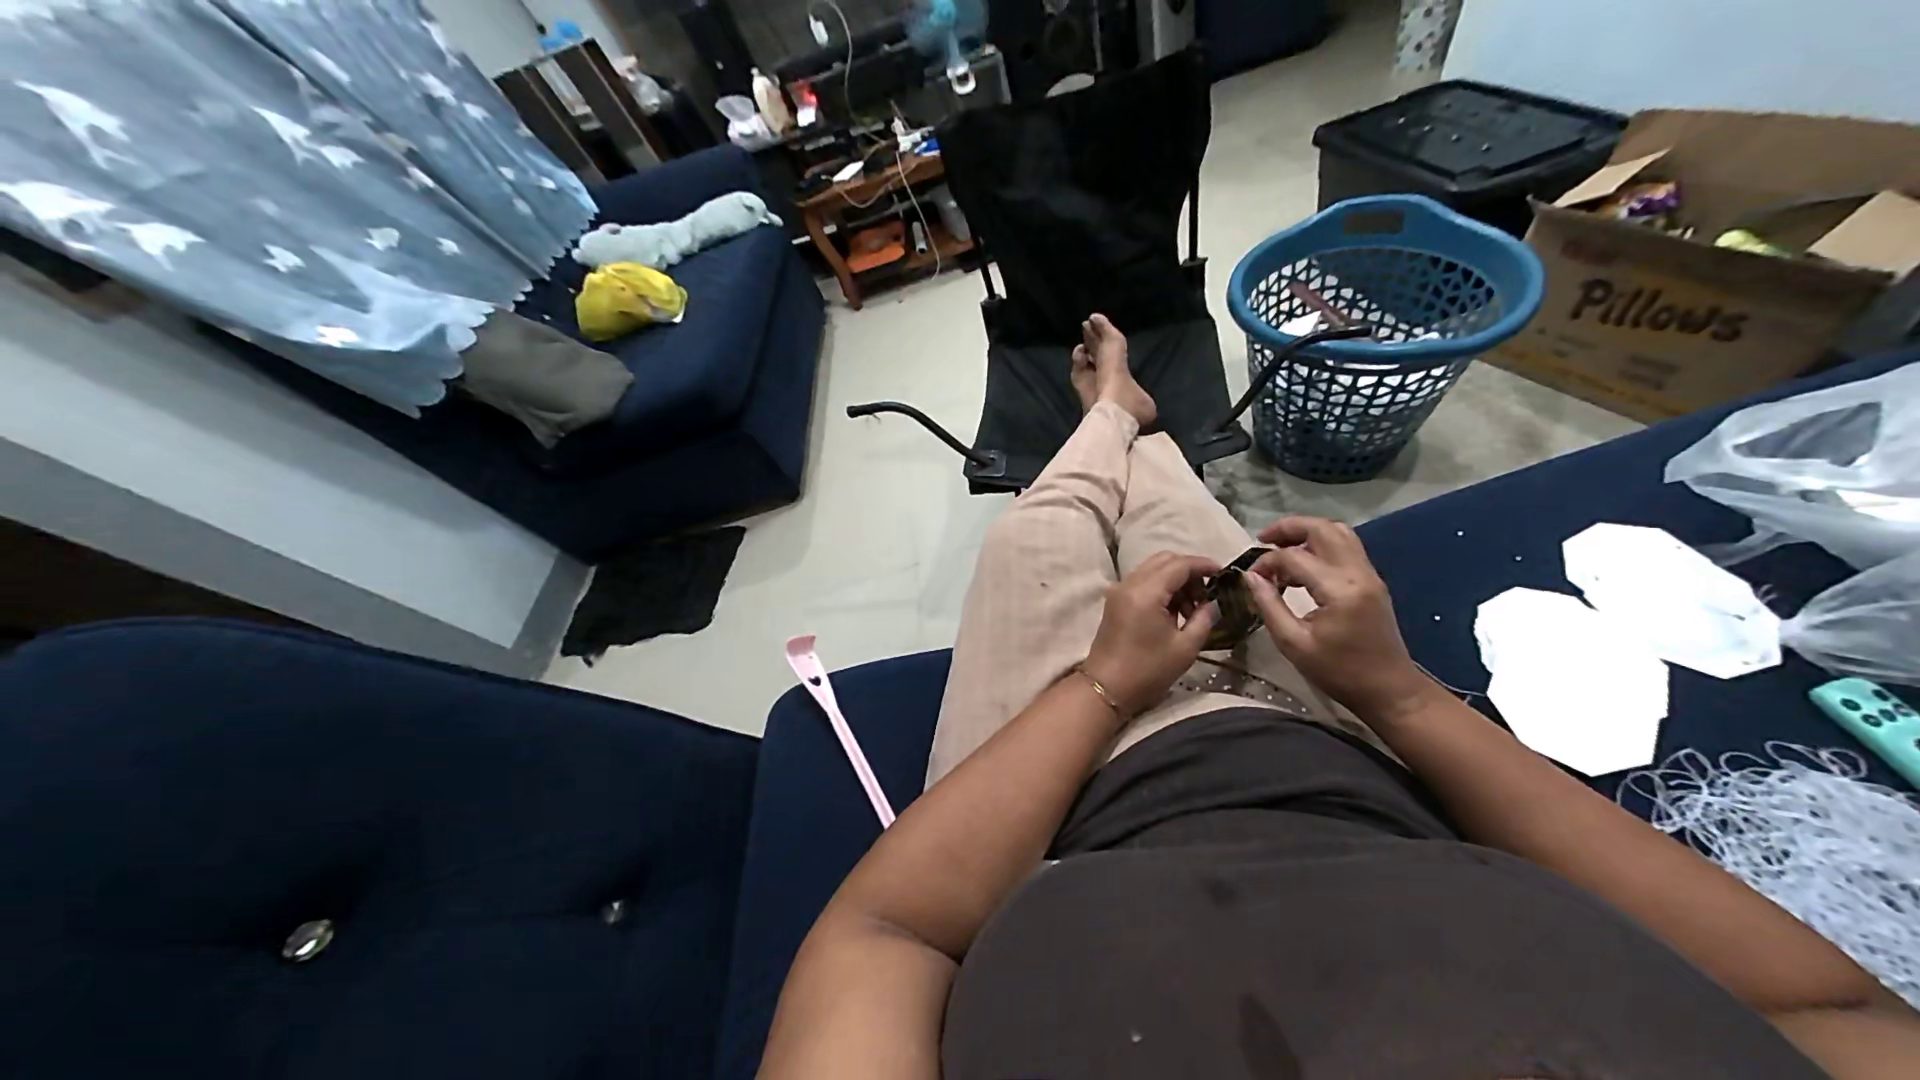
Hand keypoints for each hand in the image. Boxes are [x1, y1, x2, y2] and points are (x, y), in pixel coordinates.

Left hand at [1080, 552, 1221, 716]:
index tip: (1224, 573)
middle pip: (1164, 560)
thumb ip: (1203, 619)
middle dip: (1189, 571)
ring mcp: (1119, 590)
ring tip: (1191, 609)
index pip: (1179, 564)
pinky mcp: (1115, 600)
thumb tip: (1213, 603)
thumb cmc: (1148, 670)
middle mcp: (1129, 583)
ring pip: (1153, 569)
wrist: (1106, 687)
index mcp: (1146, 592)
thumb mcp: (1185, 647)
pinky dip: (1161, 587)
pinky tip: (1173, 611)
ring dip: (1175, 580)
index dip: (1204, 565)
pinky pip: (1143, 581)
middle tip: (1206, 596)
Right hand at [1241, 517, 1436, 720]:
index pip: (1294, 557)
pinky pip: (1346, 548)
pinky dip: (1320, 545)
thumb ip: (1269, 605)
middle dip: (1289, 528)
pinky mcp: (1372, 582)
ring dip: (1307, 533)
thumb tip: (1251, 577)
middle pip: (1323, 529)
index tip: (1250, 577)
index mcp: (1339, 590)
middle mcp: (1358, 573)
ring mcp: (1369, 575)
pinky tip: (1301, 565)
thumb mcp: (1293, 643)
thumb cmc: (1338, 672)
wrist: (1389, 690)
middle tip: (1262, 540)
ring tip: (1280, 549)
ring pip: (1338, 533)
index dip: (1266, 562)